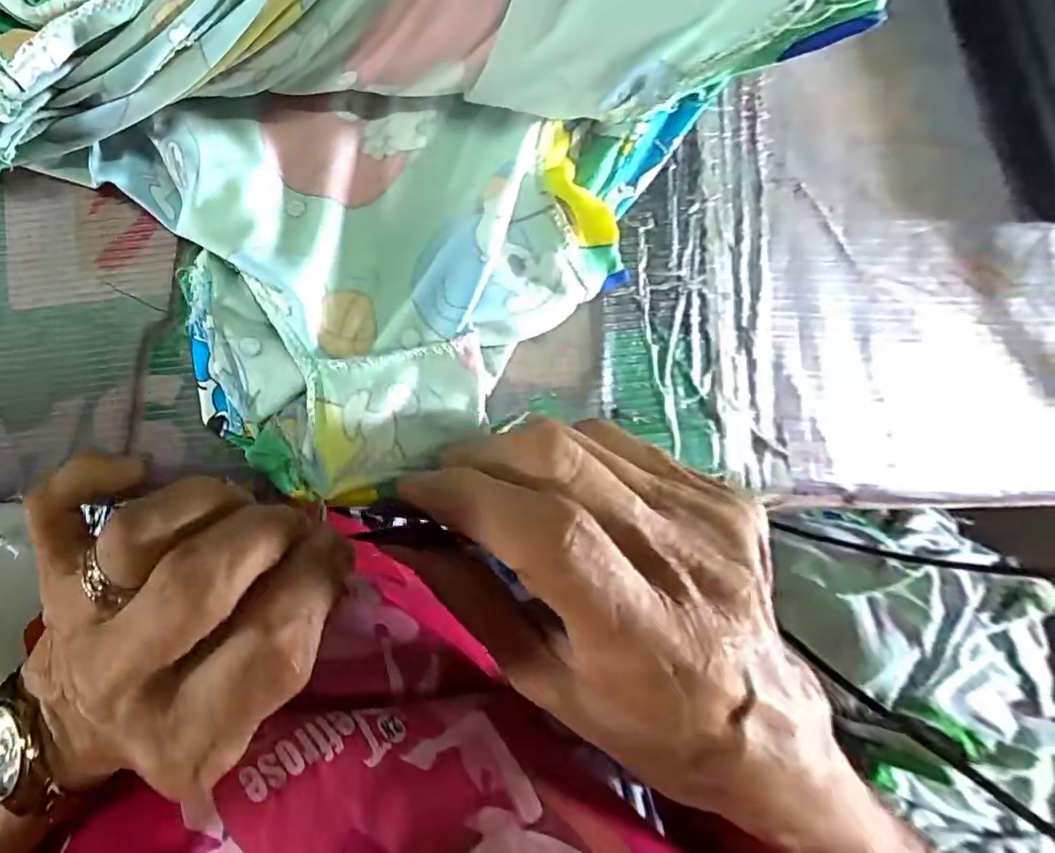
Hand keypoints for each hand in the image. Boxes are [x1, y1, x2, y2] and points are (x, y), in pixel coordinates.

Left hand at [20, 453, 351, 803]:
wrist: (76, 717)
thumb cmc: (172, 716)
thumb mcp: (236, 721)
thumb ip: (280, 648)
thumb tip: (326, 553)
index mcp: (181, 737)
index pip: (266, 653)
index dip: (312, 586)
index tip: (331, 548)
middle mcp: (118, 675)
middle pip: (194, 582)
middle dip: (261, 535)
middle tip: (289, 518)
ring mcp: (72, 614)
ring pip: (132, 533)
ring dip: (201, 499)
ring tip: (235, 499)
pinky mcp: (46, 569)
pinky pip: (53, 505)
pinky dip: (92, 471)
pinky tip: (138, 468)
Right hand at [394, 419, 916, 852]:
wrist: (766, 729)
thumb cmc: (637, 718)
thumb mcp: (534, 676)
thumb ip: (465, 595)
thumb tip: (400, 534)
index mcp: (638, 630)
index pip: (544, 529)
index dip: (463, 494)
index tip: (409, 491)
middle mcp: (681, 561)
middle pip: (554, 460)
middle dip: (472, 459)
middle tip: (441, 483)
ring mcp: (708, 517)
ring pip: (573, 437)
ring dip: (506, 449)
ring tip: (489, 481)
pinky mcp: (720, 494)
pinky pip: (610, 439)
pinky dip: (557, 448)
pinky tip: (551, 482)